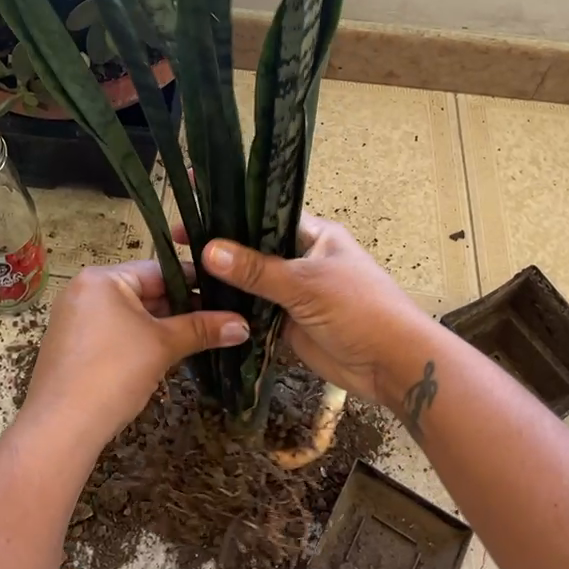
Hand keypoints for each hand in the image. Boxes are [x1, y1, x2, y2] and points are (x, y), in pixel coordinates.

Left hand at [19, 260, 249, 448]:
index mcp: (102, 278)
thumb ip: (202, 329)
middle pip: (144, 292)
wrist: (61, 428)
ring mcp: (75, 319)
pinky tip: (166, 355)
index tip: (227, 292)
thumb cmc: (113, 373)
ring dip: (163, 327)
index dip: (195, 283)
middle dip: (181, 308)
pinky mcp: (73, 346)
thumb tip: (243, 325)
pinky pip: (115, 332)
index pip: (159, 270)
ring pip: (131, 315)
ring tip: (203, 336)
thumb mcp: (163, 346)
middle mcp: (85, 290)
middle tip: (222, 318)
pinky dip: (140, 340)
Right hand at [194, 215, 433, 409]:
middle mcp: (301, 257)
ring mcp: (294, 291)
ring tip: (177, 271)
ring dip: (222, 280)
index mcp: (314, 234)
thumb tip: (208, 250)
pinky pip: (253, 311)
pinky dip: (231, 309)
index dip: (230, 209)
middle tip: (175, 240)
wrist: (393, 366)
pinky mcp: (287, 323)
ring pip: (250, 280)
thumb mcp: (307, 283)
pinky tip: (198, 304)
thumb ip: (257, 269)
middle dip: (219, 245)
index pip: (265, 213)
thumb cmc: (360, 310)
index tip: (194, 203)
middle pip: (253, 247)